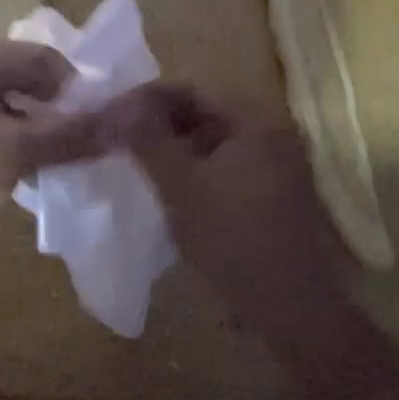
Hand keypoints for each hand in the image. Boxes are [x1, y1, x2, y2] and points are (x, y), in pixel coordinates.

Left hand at [0, 40, 110, 261]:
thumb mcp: (15, 152)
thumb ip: (72, 134)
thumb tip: (128, 120)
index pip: (38, 54)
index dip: (74, 83)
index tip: (102, 118)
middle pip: (25, 81)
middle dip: (59, 110)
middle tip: (91, 142)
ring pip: (11, 111)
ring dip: (42, 133)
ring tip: (72, 161)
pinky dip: (19, 150)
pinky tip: (41, 175)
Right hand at [106, 83, 361, 318]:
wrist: (289, 308)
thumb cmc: (233, 241)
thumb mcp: (182, 187)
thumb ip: (148, 140)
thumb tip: (117, 105)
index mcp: (257, 120)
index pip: (191, 91)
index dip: (145, 100)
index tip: (109, 117)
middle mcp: (272, 132)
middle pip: (203, 114)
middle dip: (157, 125)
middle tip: (115, 140)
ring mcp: (276, 164)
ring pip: (211, 143)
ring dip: (172, 149)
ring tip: (133, 163)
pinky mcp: (271, 194)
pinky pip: (223, 167)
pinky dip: (193, 170)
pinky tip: (165, 189)